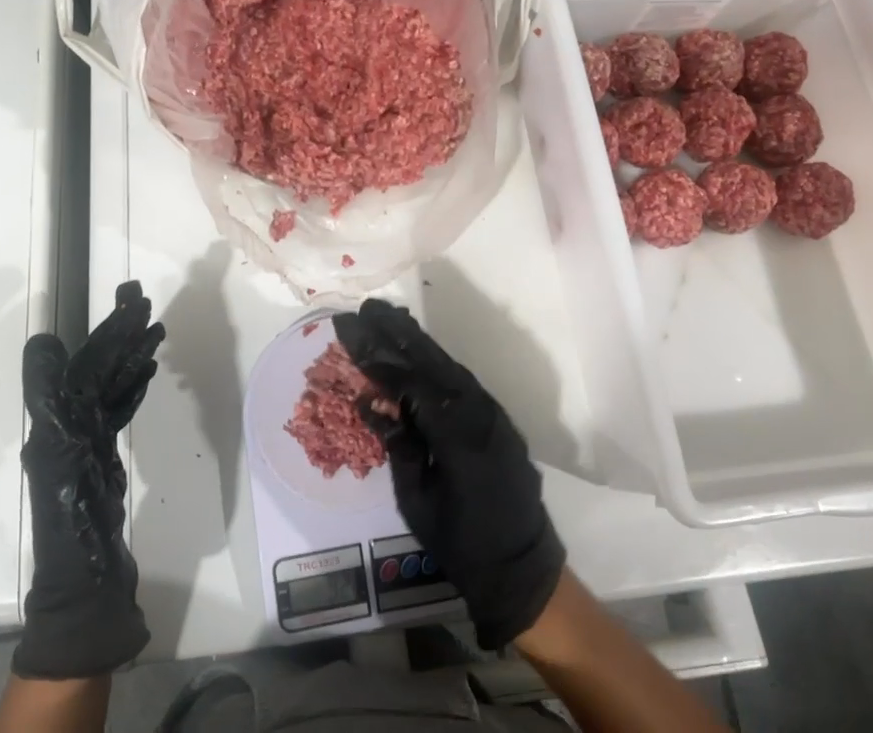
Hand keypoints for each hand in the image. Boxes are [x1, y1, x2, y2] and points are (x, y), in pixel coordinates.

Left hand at [13, 280, 163, 679]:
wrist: (86, 583)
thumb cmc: (74, 523)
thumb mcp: (60, 456)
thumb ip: (52, 399)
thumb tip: (44, 342)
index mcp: (56, 421)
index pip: (86, 365)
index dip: (109, 333)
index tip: (133, 303)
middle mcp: (66, 424)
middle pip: (97, 369)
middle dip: (121, 334)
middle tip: (145, 302)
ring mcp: (84, 440)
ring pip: (108, 386)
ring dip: (130, 356)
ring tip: (156, 328)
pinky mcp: (99, 457)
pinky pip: (115, 411)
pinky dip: (131, 388)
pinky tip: (149, 368)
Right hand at [333, 298, 565, 649]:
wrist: (521, 566)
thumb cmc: (461, 543)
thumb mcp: (417, 502)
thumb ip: (398, 447)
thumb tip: (372, 403)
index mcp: (458, 437)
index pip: (411, 384)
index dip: (378, 357)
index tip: (350, 331)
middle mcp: (481, 416)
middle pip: (434, 364)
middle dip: (398, 334)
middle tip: (368, 307)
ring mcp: (495, 416)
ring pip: (451, 368)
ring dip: (419, 342)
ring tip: (389, 318)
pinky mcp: (499, 421)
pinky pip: (464, 383)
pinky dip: (439, 363)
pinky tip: (420, 352)